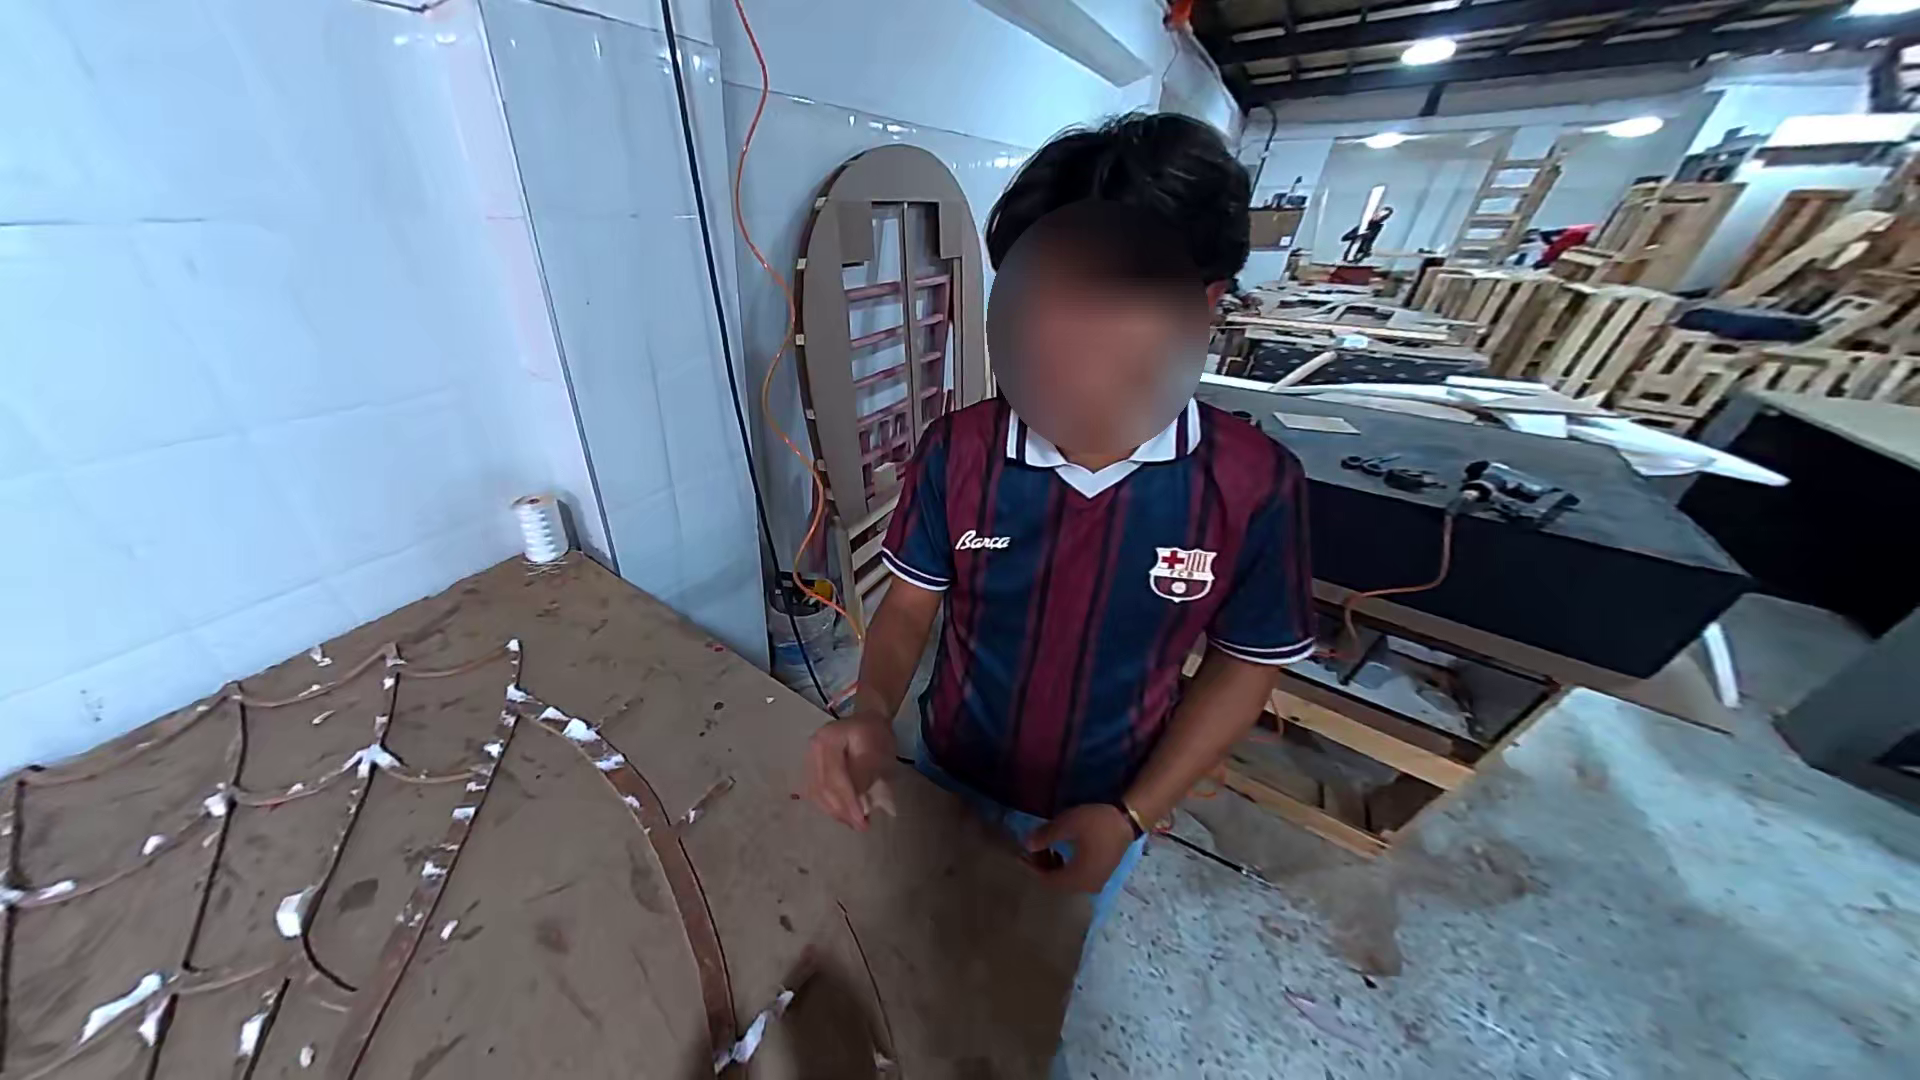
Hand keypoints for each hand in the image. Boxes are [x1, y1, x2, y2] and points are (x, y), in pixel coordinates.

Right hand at [803, 713, 897, 831]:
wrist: (868, 719)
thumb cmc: (876, 733)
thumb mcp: (877, 751)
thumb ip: (865, 775)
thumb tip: (858, 801)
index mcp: (827, 740)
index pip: (835, 777)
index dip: (848, 801)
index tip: (862, 819)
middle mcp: (812, 749)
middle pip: (823, 788)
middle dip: (842, 811)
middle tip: (860, 826)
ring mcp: (808, 759)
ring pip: (817, 794)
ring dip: (835, 812)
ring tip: (854, 822)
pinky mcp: (811, 769)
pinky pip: (816, 793)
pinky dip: (830, 806)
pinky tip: (843, 814)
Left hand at [1024, 804, 1135, 893]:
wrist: (1126, 820)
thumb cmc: (1095, 823)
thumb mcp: (1066, 825)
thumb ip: (1045, 837)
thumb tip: (1026, 846)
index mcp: (1077, 879)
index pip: (1047, 881)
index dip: (1032, 868)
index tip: (1020, 854)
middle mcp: (1087, 887)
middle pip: (1058, 883)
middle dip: (1042, 867)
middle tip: (1033, 848)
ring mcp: (1097, 881)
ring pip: (1068, 880)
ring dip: (1054, 866)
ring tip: (1047, 846)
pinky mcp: (1103, 874)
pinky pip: (1078, 876)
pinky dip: (1066, 866)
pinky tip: (1063, 850)